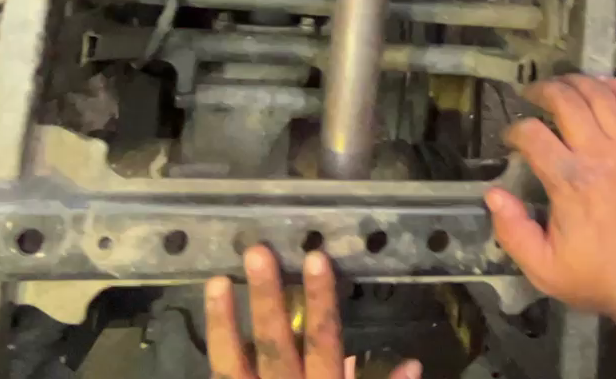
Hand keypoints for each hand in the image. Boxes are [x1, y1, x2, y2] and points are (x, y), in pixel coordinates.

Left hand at [204, 246, 420, 378]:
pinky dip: (212, 360)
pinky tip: (202, 331)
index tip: (316, 257)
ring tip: (216, 281)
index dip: (320, 300)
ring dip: (223, 323)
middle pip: (275, 343)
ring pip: (232, 364)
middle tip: (256, 251)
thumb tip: (413, 365)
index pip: (323, 341)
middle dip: (266, 298)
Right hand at [484, 76, 615, 321]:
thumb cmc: (598, 276)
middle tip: (531, 96)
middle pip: (566, 100)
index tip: (511, 141)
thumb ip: (512, 231)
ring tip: (561, 85)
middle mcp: (599, 154)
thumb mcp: (544, 269)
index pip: (533, 134)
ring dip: (576, 82)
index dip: (515, 131)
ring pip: (600, 94)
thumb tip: (492, 194)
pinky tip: (604, 85)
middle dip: (542, 90)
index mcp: (570, 181)